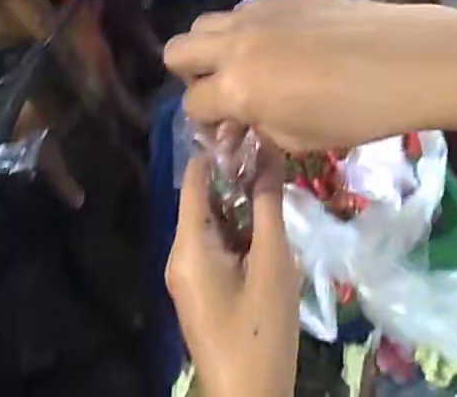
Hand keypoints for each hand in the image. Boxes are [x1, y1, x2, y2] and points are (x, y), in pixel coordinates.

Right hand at [164, 0, 456, 152]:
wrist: (404, 58)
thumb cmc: (357, 111)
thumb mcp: (299, 138)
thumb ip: (256, 127)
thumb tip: (237, 120)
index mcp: (238, 86)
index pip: (191, 102)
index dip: (204, 122)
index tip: (227, 130)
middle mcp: (237, 41)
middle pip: (178, 48)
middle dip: (190, 73)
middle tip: (223, 90)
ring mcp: (259, 10)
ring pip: (208, 21)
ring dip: (216, 46)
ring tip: (250, 64)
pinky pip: (247, 9)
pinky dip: (250, 28)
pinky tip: (285, 43)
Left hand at [168, 147, 299, 396]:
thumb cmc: (260, 331)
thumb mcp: (272, 261)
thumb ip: (268, 203)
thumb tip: (269, 149)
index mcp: (188, 245)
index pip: (196, 177)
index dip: (220, 148)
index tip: (251, 125)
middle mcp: (180, 254)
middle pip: (204, 196)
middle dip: (236, 172)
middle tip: (272, 148)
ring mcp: (190, 273)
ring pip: (214, 218)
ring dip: (241, 198)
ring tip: (275, 174)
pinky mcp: (202, 287)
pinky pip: (217, 241)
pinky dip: (239, 224)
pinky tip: (267, 215)